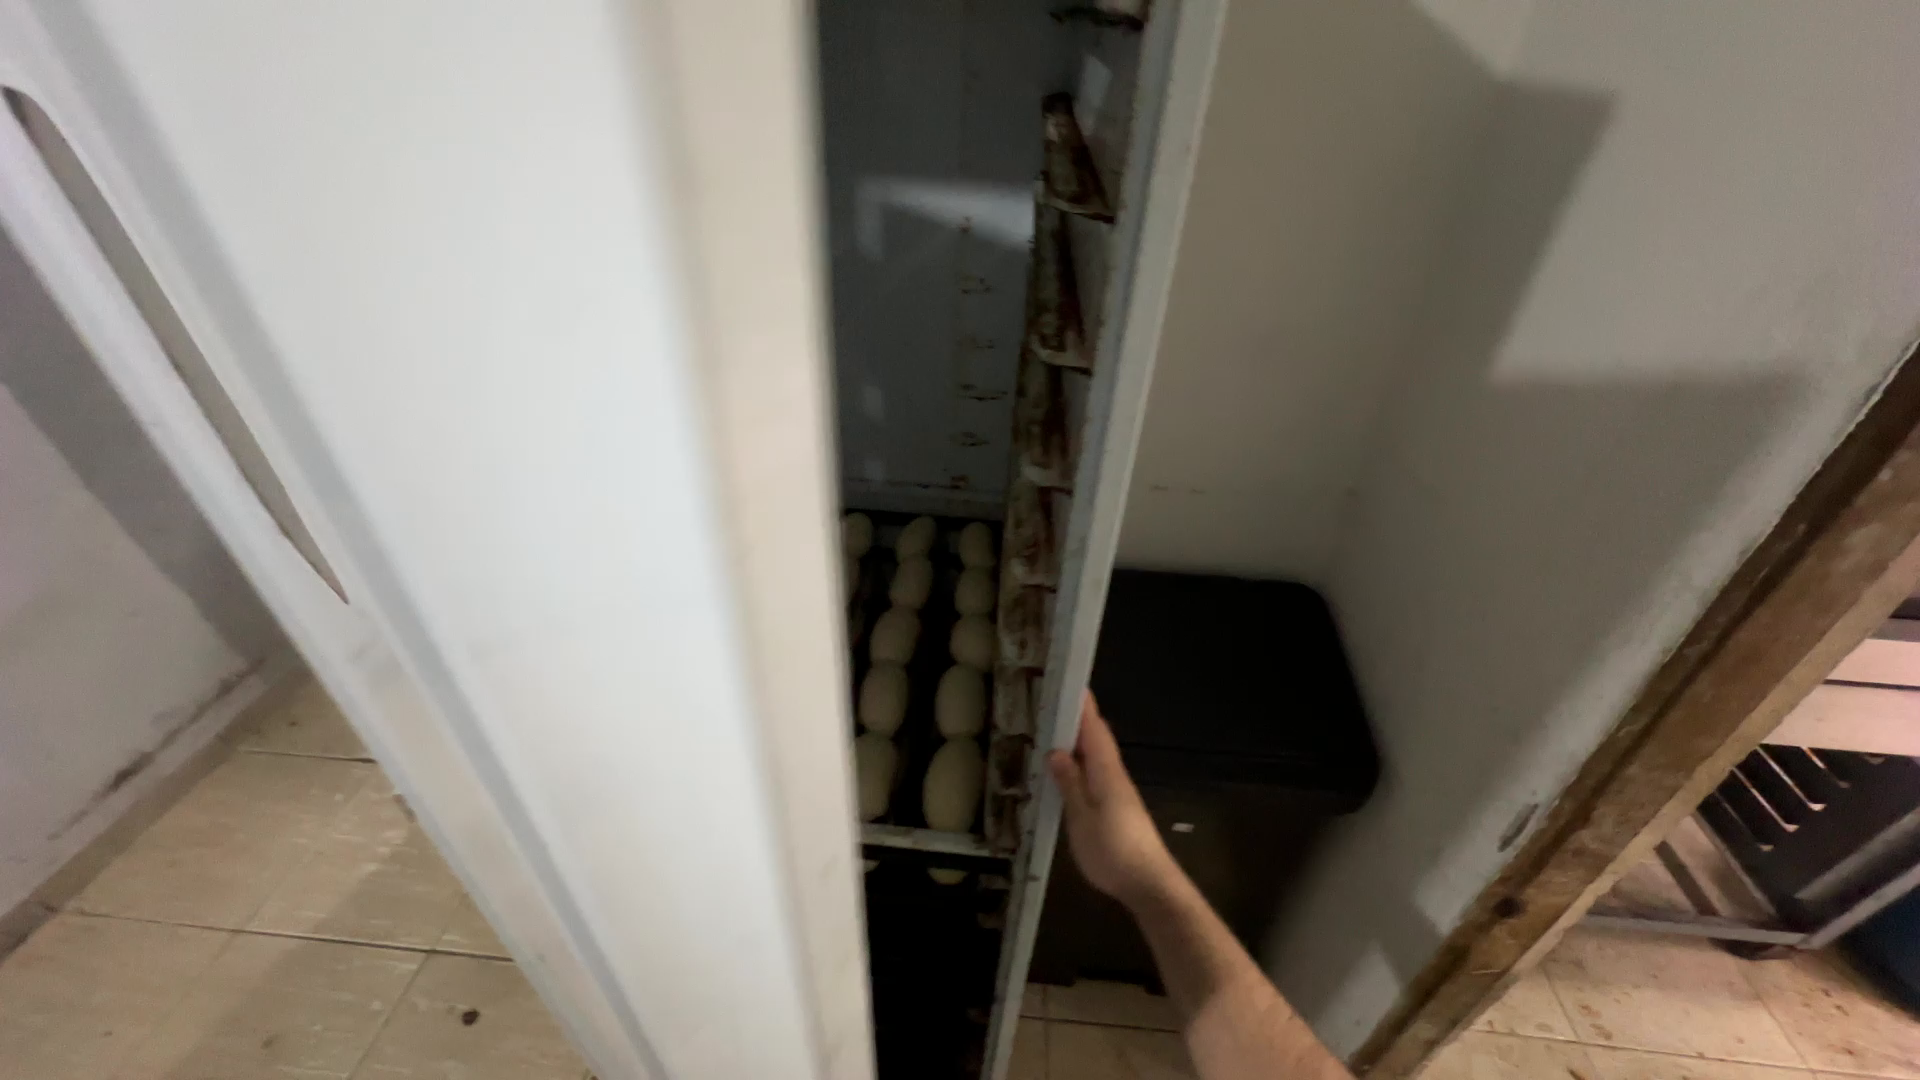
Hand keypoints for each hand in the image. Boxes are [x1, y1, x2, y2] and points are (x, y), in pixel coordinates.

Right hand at [1048, 691, 1179, 909]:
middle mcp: (1114, 774)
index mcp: (1106, 771)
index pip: (1094, 728)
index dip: (1082, 705)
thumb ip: (1070, 784)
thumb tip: (1056, 751)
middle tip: (1050, 701)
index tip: (1068, 681)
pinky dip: (1080, 761)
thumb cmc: (1114, 851)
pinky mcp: (1117, 806)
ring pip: (1095, 755)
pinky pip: (1095, 772)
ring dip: (1077, 739)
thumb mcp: (1082, 819)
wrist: (1149, 885)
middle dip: (1077, 717)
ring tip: (1051, 728)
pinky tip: (1066, 769)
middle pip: (1096, 738)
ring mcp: (1117, 791)